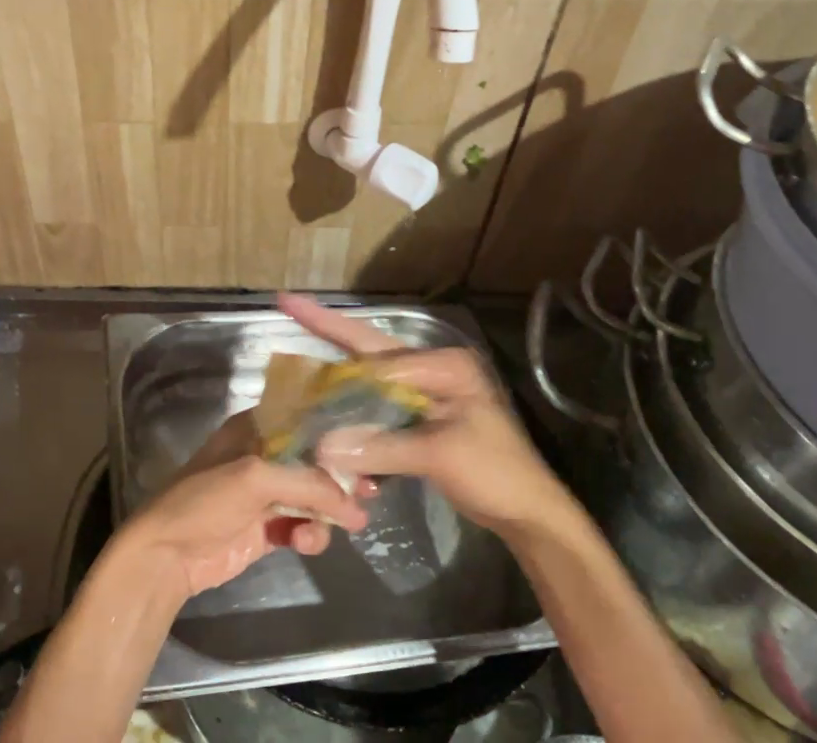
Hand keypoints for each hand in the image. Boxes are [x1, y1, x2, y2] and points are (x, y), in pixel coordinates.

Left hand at [117, 413, 369, 596]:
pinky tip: (304, 544)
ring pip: (315, 496)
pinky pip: (305, 526)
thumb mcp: (254, 478)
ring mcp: (266, 495)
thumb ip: (307, 483)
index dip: (334, 431)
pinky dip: (312, 534)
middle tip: (371, 489)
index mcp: (252, 430)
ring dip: (331, 510)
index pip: (302, 420)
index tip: (368, 443)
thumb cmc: (203, 502)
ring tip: (348, 524)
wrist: (167, 556)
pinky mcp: (269, 529)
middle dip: (341, 476)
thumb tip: (355, 505)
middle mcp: (262, 456)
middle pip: (314, 461)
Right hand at [278, 294, 583, 540]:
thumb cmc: (495, 473)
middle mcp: (433, 370)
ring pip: (368, 380)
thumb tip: (321, 447)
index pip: (379, 359)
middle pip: (370, 349)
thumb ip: (381, 446)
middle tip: (288, 303)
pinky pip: (375, 411)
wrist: (528, 514)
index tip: (297, 329)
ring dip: (334, 377)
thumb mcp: (440, 455)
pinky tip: (323, 415)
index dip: (336, 354)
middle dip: (328, 328)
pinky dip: (351, 416)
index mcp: (444, 366)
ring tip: (293, 355)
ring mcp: (426, 394)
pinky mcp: (420, 421)